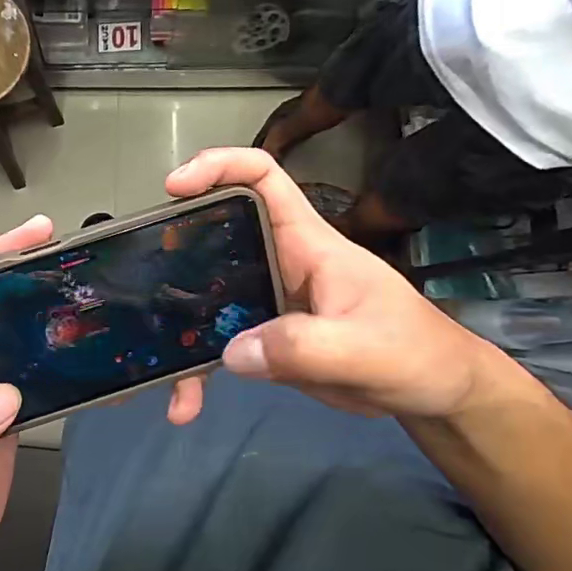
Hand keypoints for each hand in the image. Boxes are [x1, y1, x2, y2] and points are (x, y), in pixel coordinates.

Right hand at [165, 147, 523, 419]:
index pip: (262, 177)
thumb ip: (303, 347)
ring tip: (150, 354)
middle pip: (216, 233)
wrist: (430, 394)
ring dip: (177, 325)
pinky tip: (184, 404)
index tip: (176, 185)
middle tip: (142, 269)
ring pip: (206, 297)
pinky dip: (197, 373)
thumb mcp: (366, 349)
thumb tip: (232, 353)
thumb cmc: (414, 353)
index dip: (219, 166)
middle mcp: (278, 261)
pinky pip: (217, 347)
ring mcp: (267, 300)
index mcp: (306, 242)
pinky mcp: (263, 338)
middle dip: (176, 246)